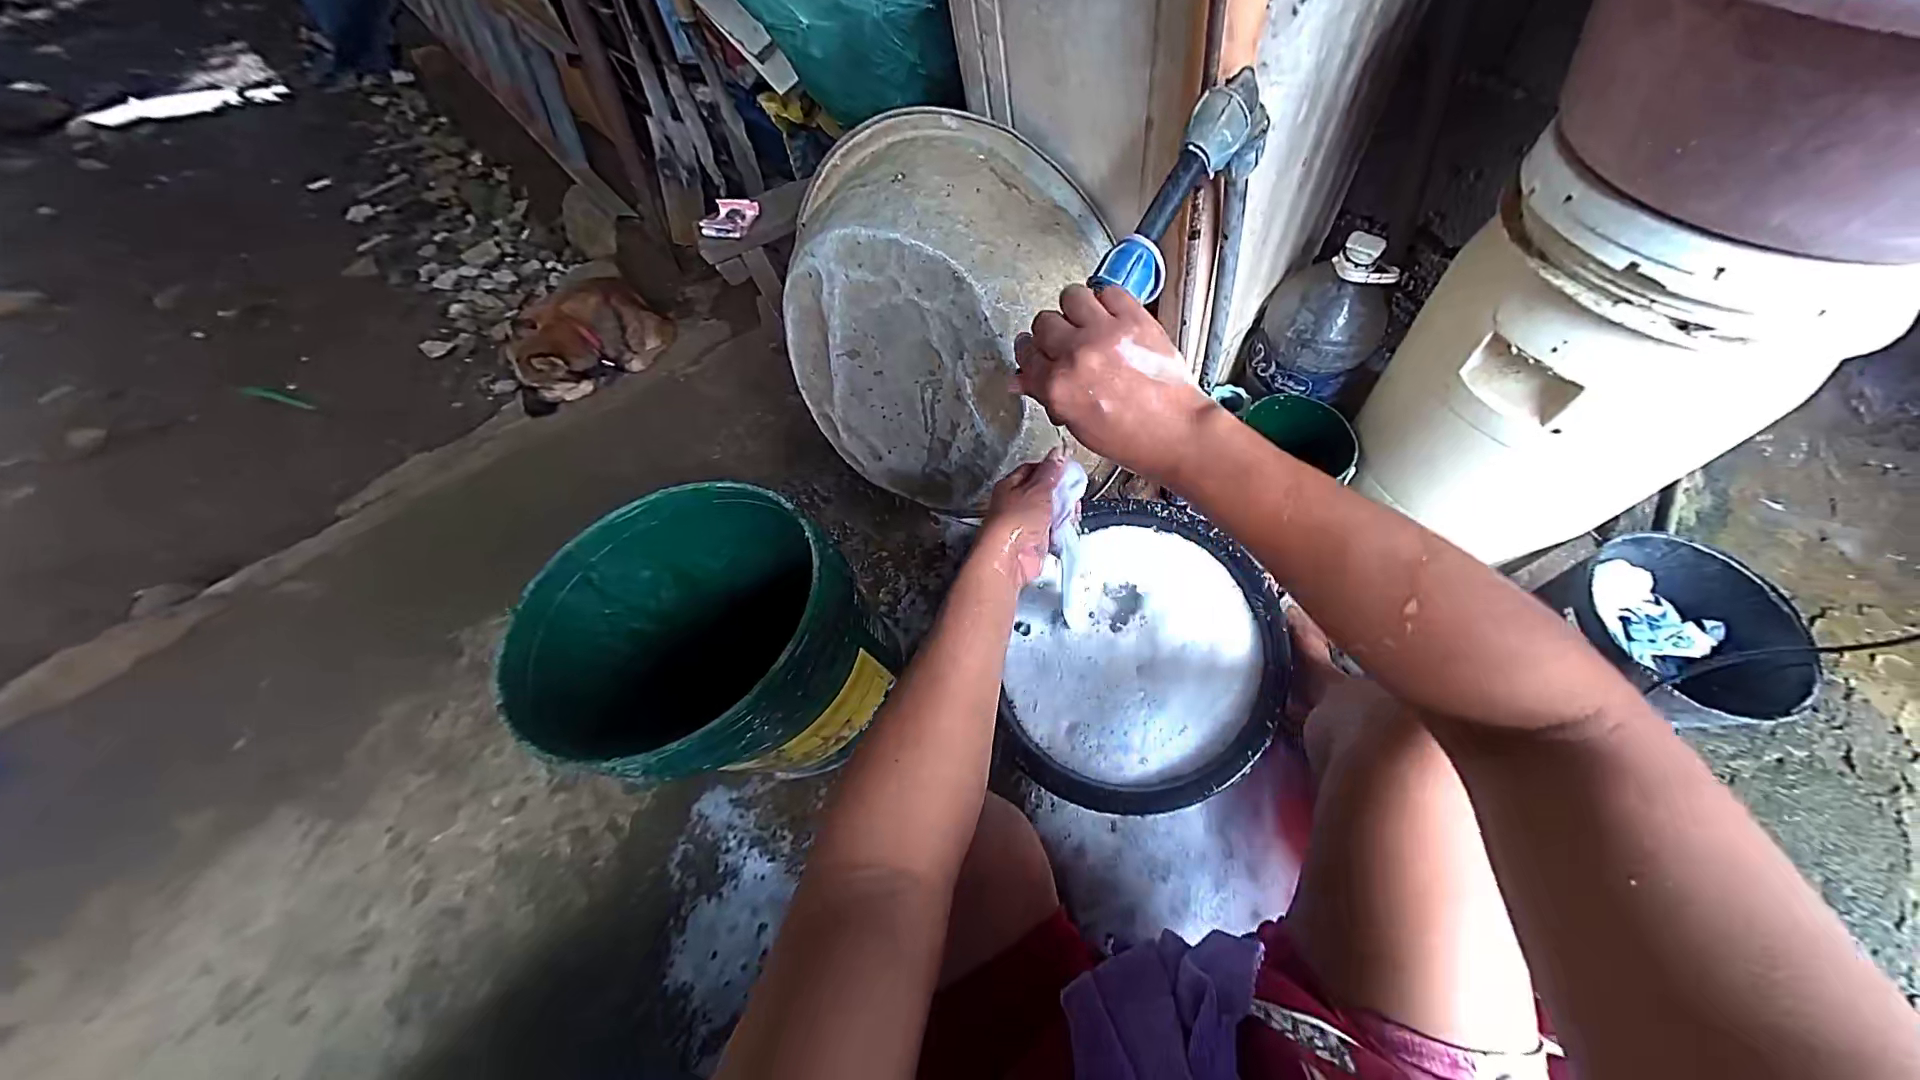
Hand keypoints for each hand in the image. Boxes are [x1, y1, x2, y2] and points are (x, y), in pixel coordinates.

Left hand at [978, 447, 1068, 585]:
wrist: (1011, 557)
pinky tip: (1065, 528)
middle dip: (1062, 493)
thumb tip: (1058, 453)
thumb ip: (1051, 471)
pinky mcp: (1035, 541)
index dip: (1051, 468)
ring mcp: (1026, 523)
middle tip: (1072, 494)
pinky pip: (1053, 530)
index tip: (1068, 469)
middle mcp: (1016, 504)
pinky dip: (1062, 529)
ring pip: (1051, 512)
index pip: (1033, 470)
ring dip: (1064, 512)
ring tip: (1069, 513)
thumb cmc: (1015, 520)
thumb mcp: (1038, 488)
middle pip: (1045, 492)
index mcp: (1011, 485)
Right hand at [1015, 284, 1218, 483]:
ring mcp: (1106, 333)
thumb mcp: (1076, 424)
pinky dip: (1106, 301)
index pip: (1027, 355)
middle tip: (1062, 342)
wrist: (1174, 430)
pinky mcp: (1134, 319)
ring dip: (1074, 310)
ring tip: (1085, 324)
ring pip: (1071, 297)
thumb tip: (1022, 379)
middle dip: (1050, 333)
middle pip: (1044, 322)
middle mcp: (1076, 355)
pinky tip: (1110, 318)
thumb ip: (1047, 395)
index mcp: (1058, 387)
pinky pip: (1108, 292)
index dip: (1029, 354)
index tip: (1033, 351)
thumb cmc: (1129, 436)